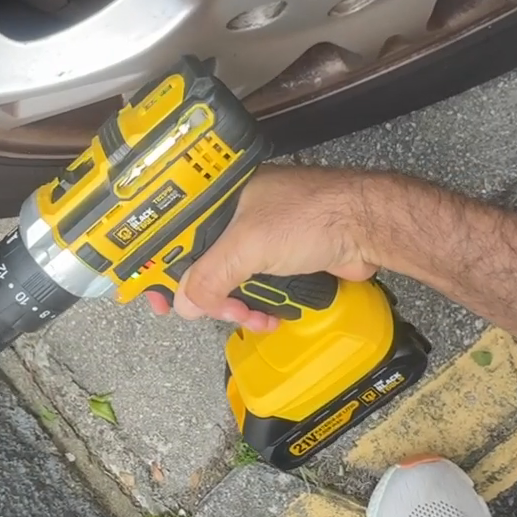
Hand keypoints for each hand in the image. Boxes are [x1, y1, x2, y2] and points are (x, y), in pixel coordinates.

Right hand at [147, 167, 400, 331]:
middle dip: (200, 293)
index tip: (151, 293)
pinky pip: (252, 287)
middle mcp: (233, 215)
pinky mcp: (278, 257)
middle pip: (197, 261)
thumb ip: (208, 278)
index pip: (173, 232)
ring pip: (225, 280)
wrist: (366, 228)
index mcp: (218, 199)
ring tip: (246, 316)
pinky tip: (267, 318)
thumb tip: (185, 305)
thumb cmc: (308, 217)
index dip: (157, 263)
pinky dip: (255, 306)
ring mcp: (256, 237)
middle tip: (203, 314)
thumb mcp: (246, 247)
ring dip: (232, 305)